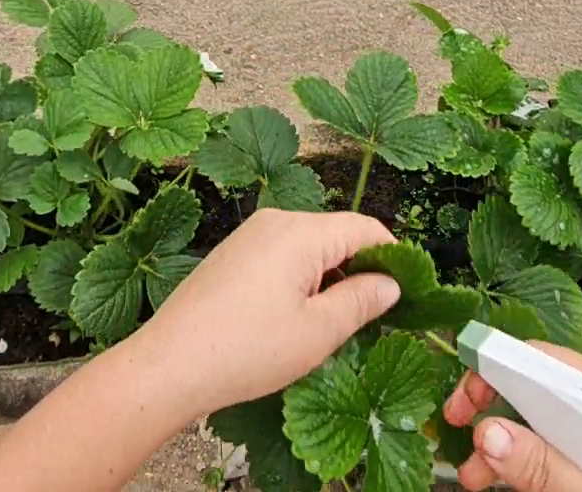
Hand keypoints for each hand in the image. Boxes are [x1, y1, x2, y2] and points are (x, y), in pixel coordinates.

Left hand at [121, 208, 399, 418]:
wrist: (171, 362)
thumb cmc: (248, 349)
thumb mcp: (318, 332)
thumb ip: (362, 301)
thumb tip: (390, 283)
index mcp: (301, 231)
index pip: (363, 227)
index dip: (392, 255)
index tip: (410, 290)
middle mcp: (276, 220)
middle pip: (335, 234)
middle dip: (360, 268)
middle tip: (374, 316)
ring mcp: (251, 233)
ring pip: (309, 245)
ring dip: (330, 276)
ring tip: (335, 323)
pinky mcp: (235, 251)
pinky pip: (283, 253)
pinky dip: (302, 277)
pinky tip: (297, 315)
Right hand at [444, 341, 581, 491]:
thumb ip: (549, 472)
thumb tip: (486, 430)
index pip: (549, 364)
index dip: (497, 366)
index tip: (461, 394)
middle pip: (538, 387)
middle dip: (491, 403)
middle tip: (453, 423)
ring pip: (540, 422)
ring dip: (499, 441)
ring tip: (470, 476)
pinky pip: (554, 451)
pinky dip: (522, 462)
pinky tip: (498, 479)